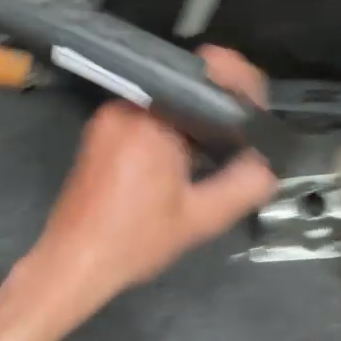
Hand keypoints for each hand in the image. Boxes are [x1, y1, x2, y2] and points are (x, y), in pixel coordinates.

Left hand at [13, 45, 277, 327]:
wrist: (72, 266)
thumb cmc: (127, 244)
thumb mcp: (199, 218)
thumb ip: (245, 183)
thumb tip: (268, 164)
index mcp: (149, 120)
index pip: (209, 74)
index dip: (241, 88)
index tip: (254, 112)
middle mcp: (123, 110)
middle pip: (187, 92)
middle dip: (214, 117)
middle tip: (235, 145)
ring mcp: (105, 124)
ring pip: (165, 110)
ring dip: (188, 131)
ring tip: (206, 162)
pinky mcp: (96, 140)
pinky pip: (141, 124)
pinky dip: (163, 140)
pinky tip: (174, 170)